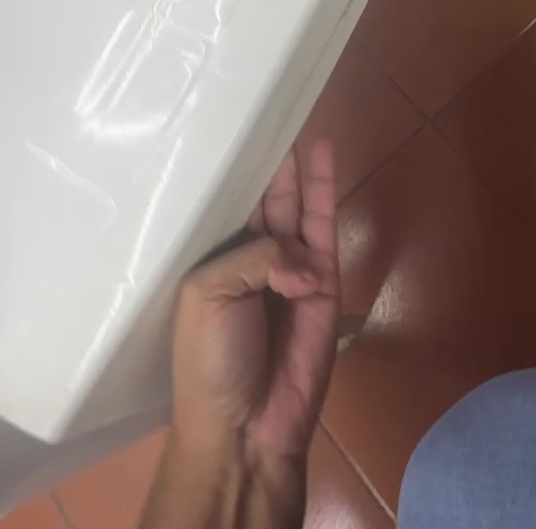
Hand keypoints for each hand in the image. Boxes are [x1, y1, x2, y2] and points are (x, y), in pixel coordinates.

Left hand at [170, 144, 340, 470]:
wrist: (247, 426)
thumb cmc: (211, 360)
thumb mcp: (212, 294)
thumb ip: (257, 254)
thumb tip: (305, 264)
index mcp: (216, 260)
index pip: (228, 205)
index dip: (235, 168)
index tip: (237, 125)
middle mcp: (252, 256)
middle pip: (264, 197)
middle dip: (269, 159)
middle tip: (272, 108)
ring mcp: (291, 265)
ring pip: (295, 203)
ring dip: (298, 165)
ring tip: (298, 119)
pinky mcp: (325, 279)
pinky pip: (323, 225)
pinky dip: (324, 187)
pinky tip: (322, 152)